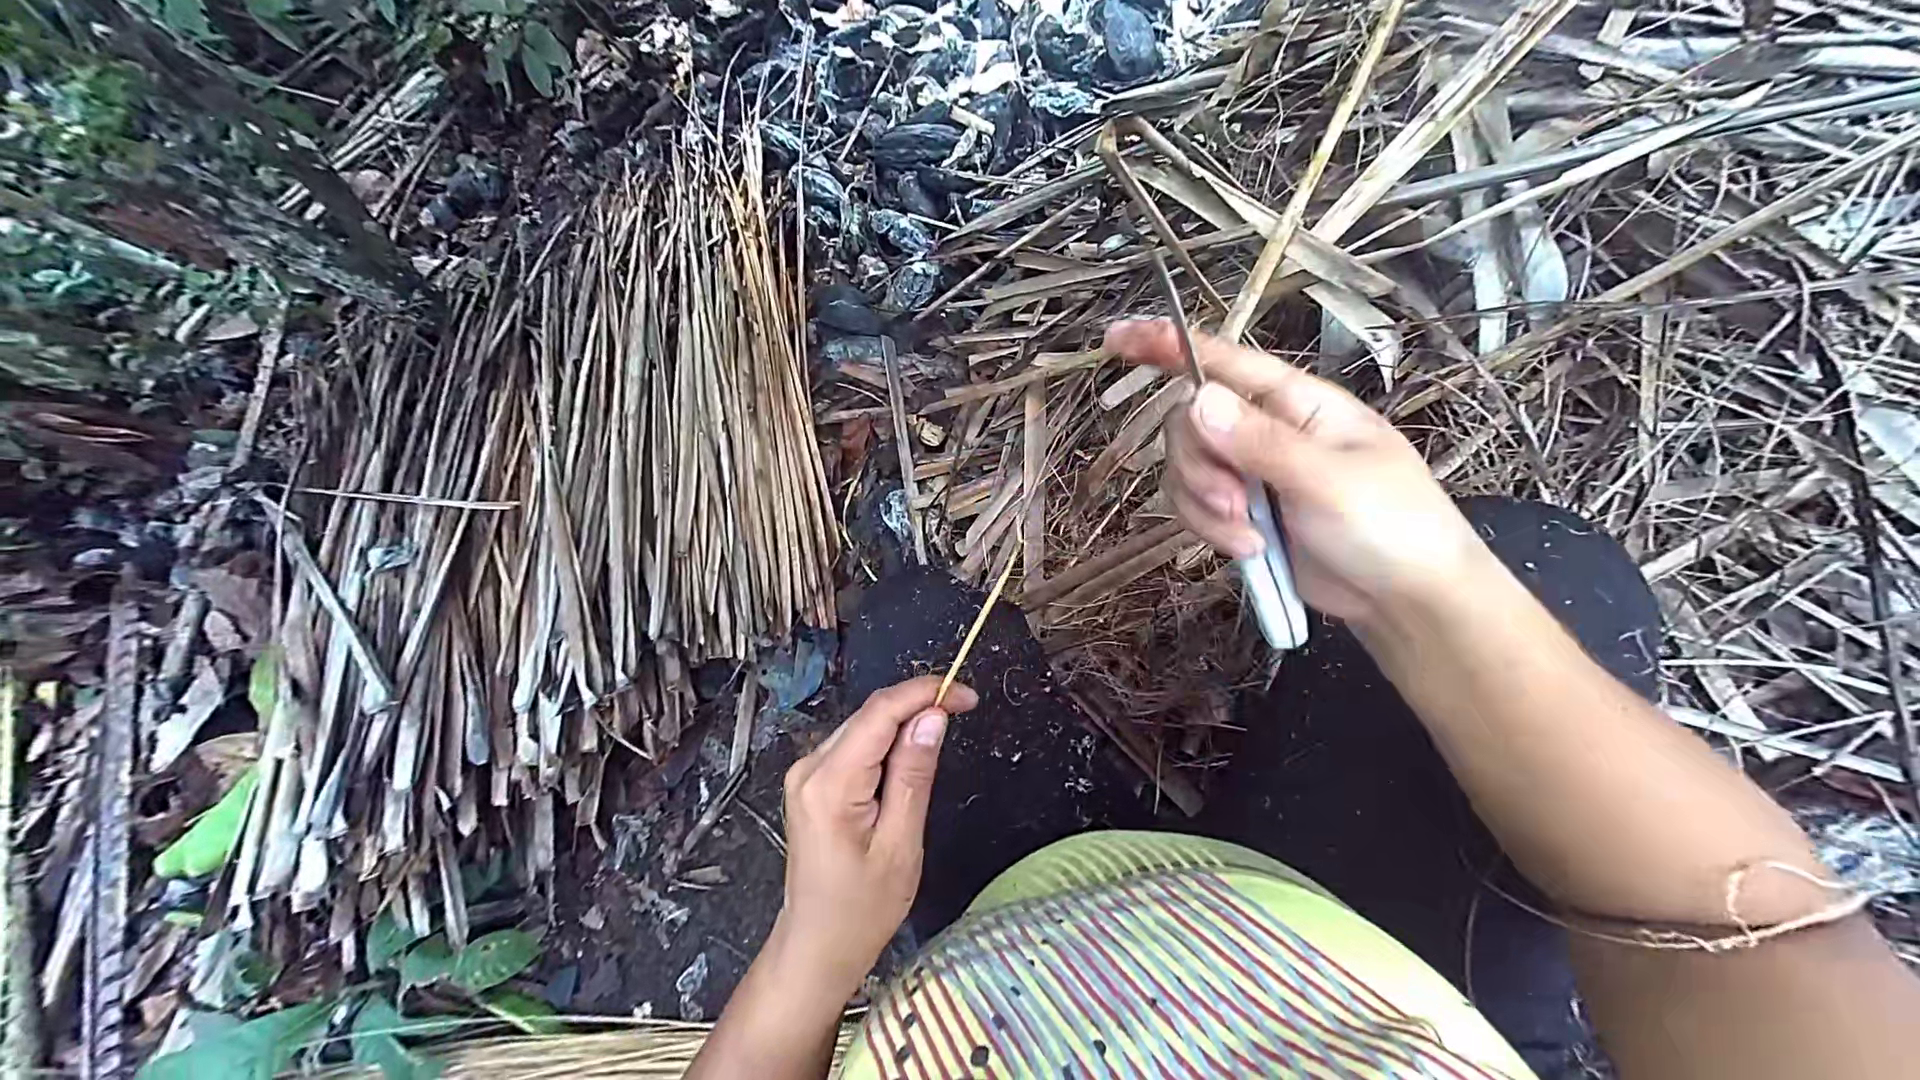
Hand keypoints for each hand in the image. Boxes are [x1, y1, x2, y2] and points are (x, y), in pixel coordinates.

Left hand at [775, 675, 978, 997]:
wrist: (817, 945)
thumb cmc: (862, 909)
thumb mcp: (900, 844)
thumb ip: (914, 773)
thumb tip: (933, 717)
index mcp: (829, 784)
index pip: (880, 713)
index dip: (925, 692)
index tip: (966, 694)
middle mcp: (809, 767)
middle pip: (871, 714)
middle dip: (918, 704)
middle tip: (962, 708)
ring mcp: (806, 771)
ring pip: (864, 724)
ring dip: (905, 721)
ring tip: (940, 733)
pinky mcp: (812, 779)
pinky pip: (856, 743)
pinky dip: (888, 739)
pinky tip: (910, 754)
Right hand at [1104, 319, 1487, 628]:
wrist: (1401, 599)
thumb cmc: (1391, 525)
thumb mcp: (1329, 479)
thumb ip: (1260, 442)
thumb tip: (1197, 400)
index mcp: (1296, 402)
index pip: (1223, 361)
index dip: (1168, 346)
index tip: (1117, 337)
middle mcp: (1263, 430)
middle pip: (1189, 424)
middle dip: (1199, 466)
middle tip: (1232, 502)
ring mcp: (1247, 473)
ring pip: (1184, 469)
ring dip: (1203, 504)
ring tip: (1247, 534)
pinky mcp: (1236, 512)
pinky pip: (1192, 505)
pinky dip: (1208, 528)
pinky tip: (1248, 547)